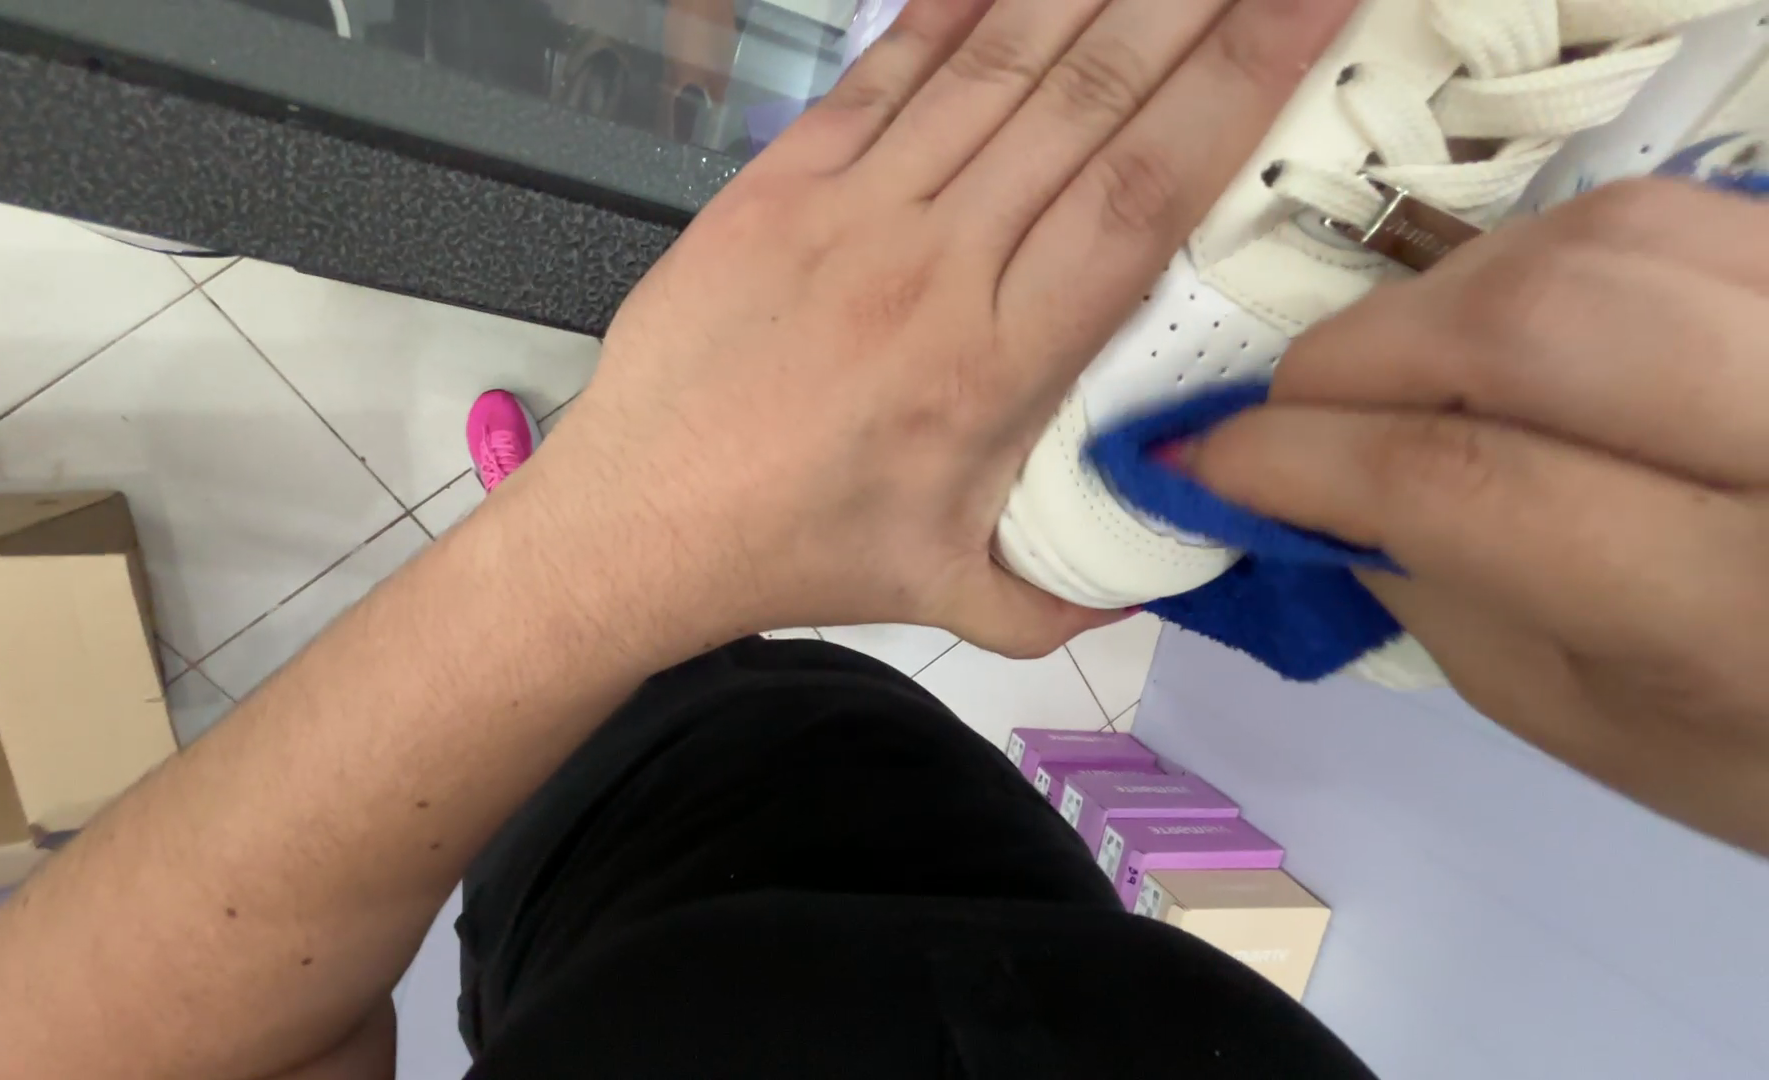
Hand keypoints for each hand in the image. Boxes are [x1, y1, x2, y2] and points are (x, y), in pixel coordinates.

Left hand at [512, 0, 1358, 657]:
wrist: (646, 519)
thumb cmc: (794, 554)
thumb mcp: (948, 598)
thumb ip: (1057, 597)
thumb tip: (1142, 584)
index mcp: (989, 366)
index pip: (1139, 196)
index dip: (1236, 83)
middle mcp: (930, 269)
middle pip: (1083, 101)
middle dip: (1190, 1)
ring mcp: (844, 218)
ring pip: (991, 66)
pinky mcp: (771, 193)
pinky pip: (880, 75)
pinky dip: (950, 8)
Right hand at [1191, 179, 1768, 855]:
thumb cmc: (1746, 735)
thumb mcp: (1551, 699)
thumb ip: (1409, 574)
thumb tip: (1283, 483)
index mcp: (1732, 611)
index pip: (1450, 483)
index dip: (1284, 458)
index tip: (1195, 462)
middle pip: (1518, 326)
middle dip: (1344, 362)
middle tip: (1290, 415)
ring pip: (1592, 238)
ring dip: (1431, 301)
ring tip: (1398, 375)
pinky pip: (1660, 214)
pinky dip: (1526, 264)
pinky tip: (1505, 335)